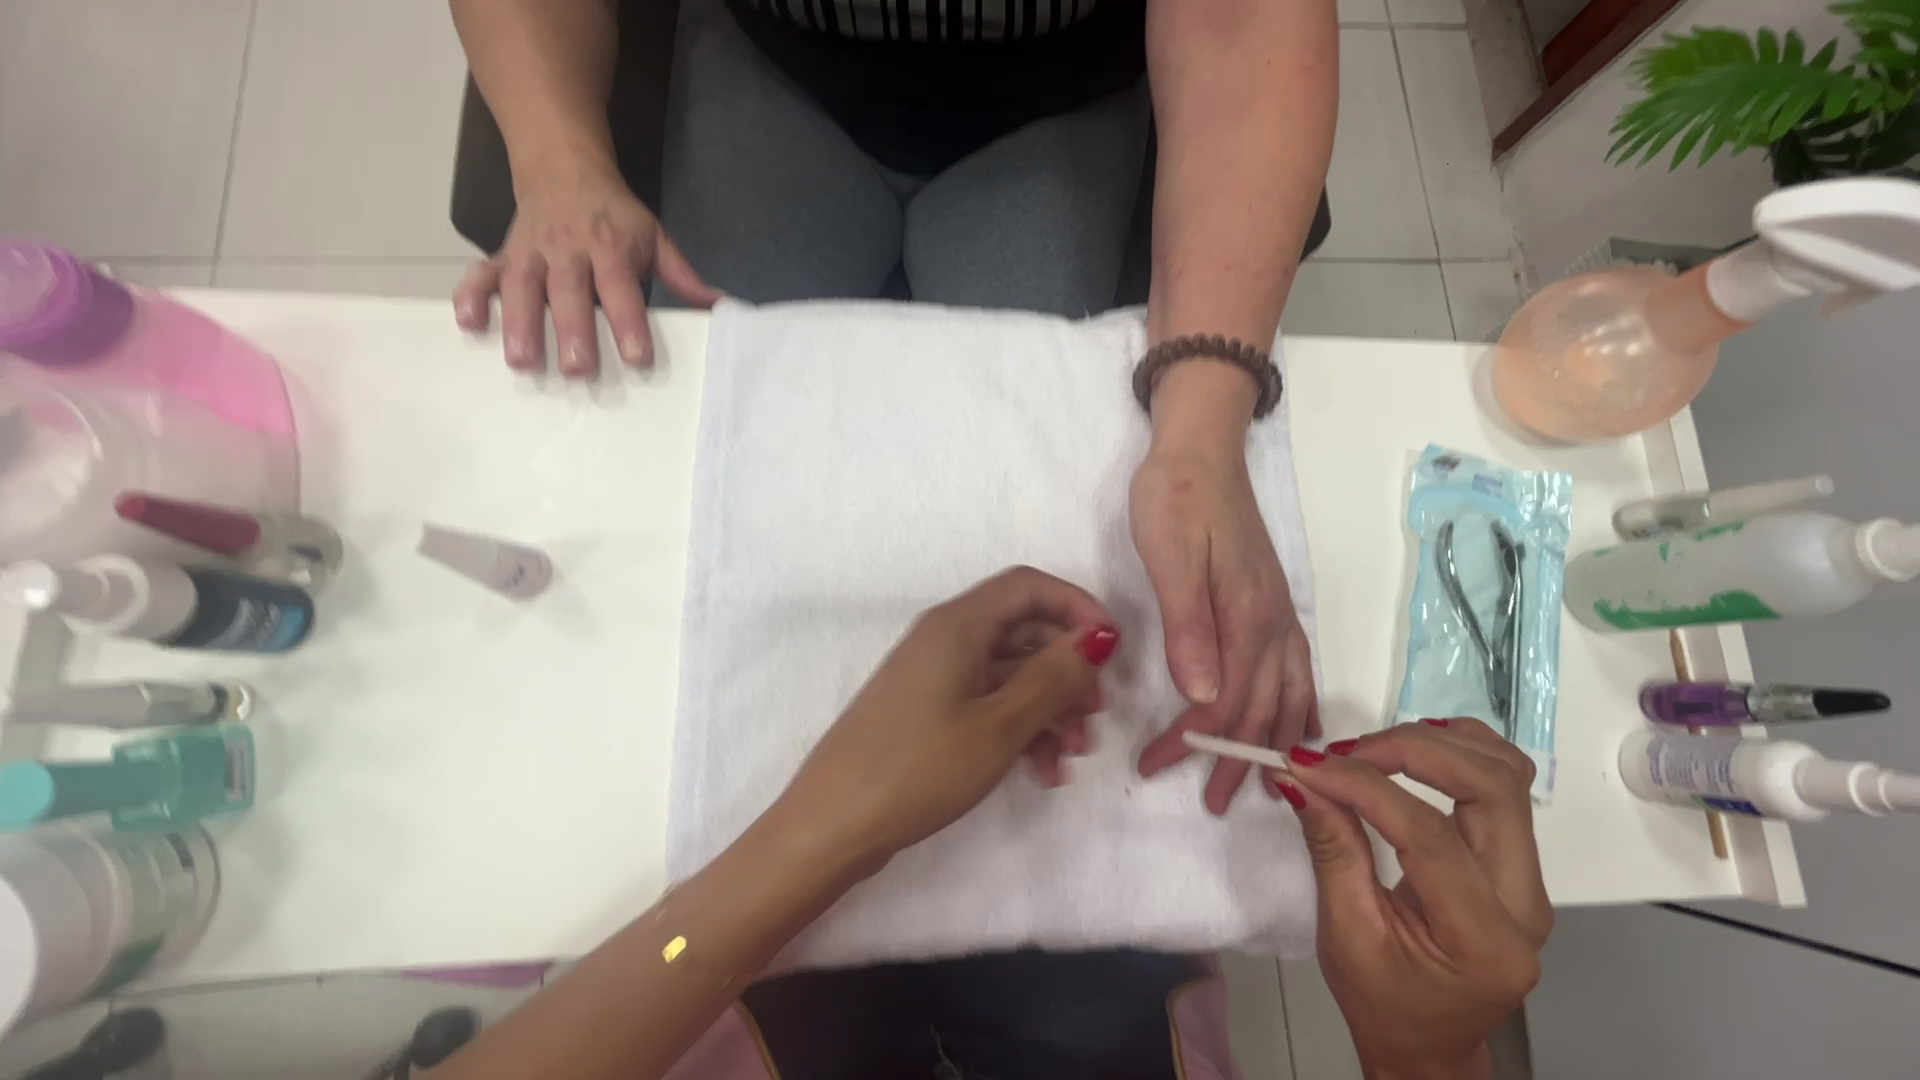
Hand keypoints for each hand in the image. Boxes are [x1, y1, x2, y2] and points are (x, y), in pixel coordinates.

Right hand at [453, 161, 720, 375]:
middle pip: (567, 293)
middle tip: (577, 370)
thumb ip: (684, 276)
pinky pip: (482, 272)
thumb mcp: (655, 238)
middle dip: (570, 331)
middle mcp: (568, 251)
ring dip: (517, 323)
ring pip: (520, 287)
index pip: (621, 290)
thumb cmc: (615, 216)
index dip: (629, 323)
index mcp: (610, 250)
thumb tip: (723, 306)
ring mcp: (530, 253)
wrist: (563, 166)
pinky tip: (466, 323)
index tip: (637, 358)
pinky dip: (470, 295)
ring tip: (521, 362)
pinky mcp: (503, 253)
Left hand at [775, 567, 1119, 869]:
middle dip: (1068, 670)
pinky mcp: (929, 713)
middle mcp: (946, 640)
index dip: (1077, 607)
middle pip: (1024, 631)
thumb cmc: (920, 767)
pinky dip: (1020, 729)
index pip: (1029, 586)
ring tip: (1072, 757)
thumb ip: (1054, 677)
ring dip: (1049, 708)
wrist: (834, 824)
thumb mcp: (1000, 725)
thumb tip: (1099, 635)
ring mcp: (935, 678)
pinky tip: (1042, 772)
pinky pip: (988, 704)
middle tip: (1097, 716)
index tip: (1114, 649)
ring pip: (1010, 674)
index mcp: (958, 625)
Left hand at [1131, 445, 1318, 814]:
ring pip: (1288, 694)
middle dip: (1237, 757)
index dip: (1194, 741)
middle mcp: (1273, 623)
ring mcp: (1278, 613)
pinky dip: (1297, 706)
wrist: (1199, 452)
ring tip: (1260, 786)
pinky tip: (1296, 726)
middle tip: (1211, 802)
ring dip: (1272, 742)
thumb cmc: (1175, 500)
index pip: (1223, 699)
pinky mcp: (1271, 603)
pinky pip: (1296, 669)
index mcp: (1246, 617)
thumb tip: (1203, 696)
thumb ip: (1189, 626)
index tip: (1157, 769)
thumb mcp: (1171, 557)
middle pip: (1262, 707)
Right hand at [1281, 719, 1550, 1079]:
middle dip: (1410, 750)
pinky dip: (1458, 751)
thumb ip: (1332, 848)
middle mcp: (1525, 902)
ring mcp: (1530, 879)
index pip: (1429, 833)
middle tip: (1343, 753)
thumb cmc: (1381, 1001)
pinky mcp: (1516, 860)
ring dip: (1437, 743)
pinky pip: (1503, 783)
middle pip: (1491, 787)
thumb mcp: (1344, 932)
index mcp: (1482, 938)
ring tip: (1371, 751)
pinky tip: (1412, 751)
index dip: (1362, 787)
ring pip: (1506, 773)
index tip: (1305, 764)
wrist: (1428, 1042)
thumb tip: (1299, 775)